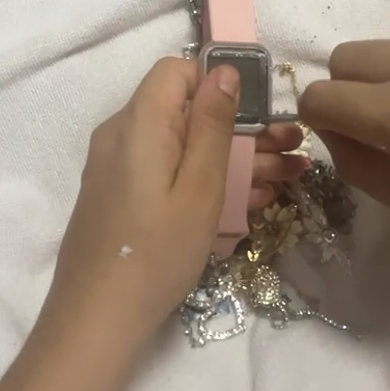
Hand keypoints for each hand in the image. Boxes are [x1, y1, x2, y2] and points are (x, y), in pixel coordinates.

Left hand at [43, 59, 310, 341]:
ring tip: (290, 175)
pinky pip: (168, 171)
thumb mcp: (199, 186)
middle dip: (242, 128)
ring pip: (183, 145)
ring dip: (234, 157)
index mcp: (139, 122)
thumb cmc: (156, 250)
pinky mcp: (122, 195)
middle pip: (186, 111)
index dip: (216, 83)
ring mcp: (119, 167)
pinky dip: (205, 179)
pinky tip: (253, 198)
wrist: (96, 320)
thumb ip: (212, 124)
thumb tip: (224, 70)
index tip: (258, 111)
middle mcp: (123, 134)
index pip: (176, 71)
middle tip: (293, 149)